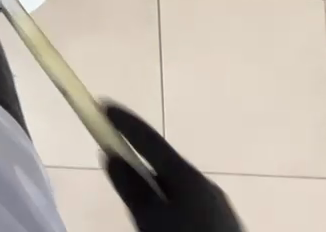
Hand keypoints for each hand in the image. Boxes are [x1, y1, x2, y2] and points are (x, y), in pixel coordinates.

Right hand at [102, 104, 242, 231]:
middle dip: (139, 156)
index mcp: (188, 177)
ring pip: (177, 185)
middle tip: (114, 155)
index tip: (103, 105)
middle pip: (165, 162)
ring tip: (136, 199)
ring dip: (154, 183)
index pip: (150, 139)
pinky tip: (162, 218)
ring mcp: (217, 205)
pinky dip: (168, 199)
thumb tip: (111, 156)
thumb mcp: (150, 219)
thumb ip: (130, 187)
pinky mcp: (223, 224)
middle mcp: (205, 184)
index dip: (125, 122)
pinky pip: (188, 201)